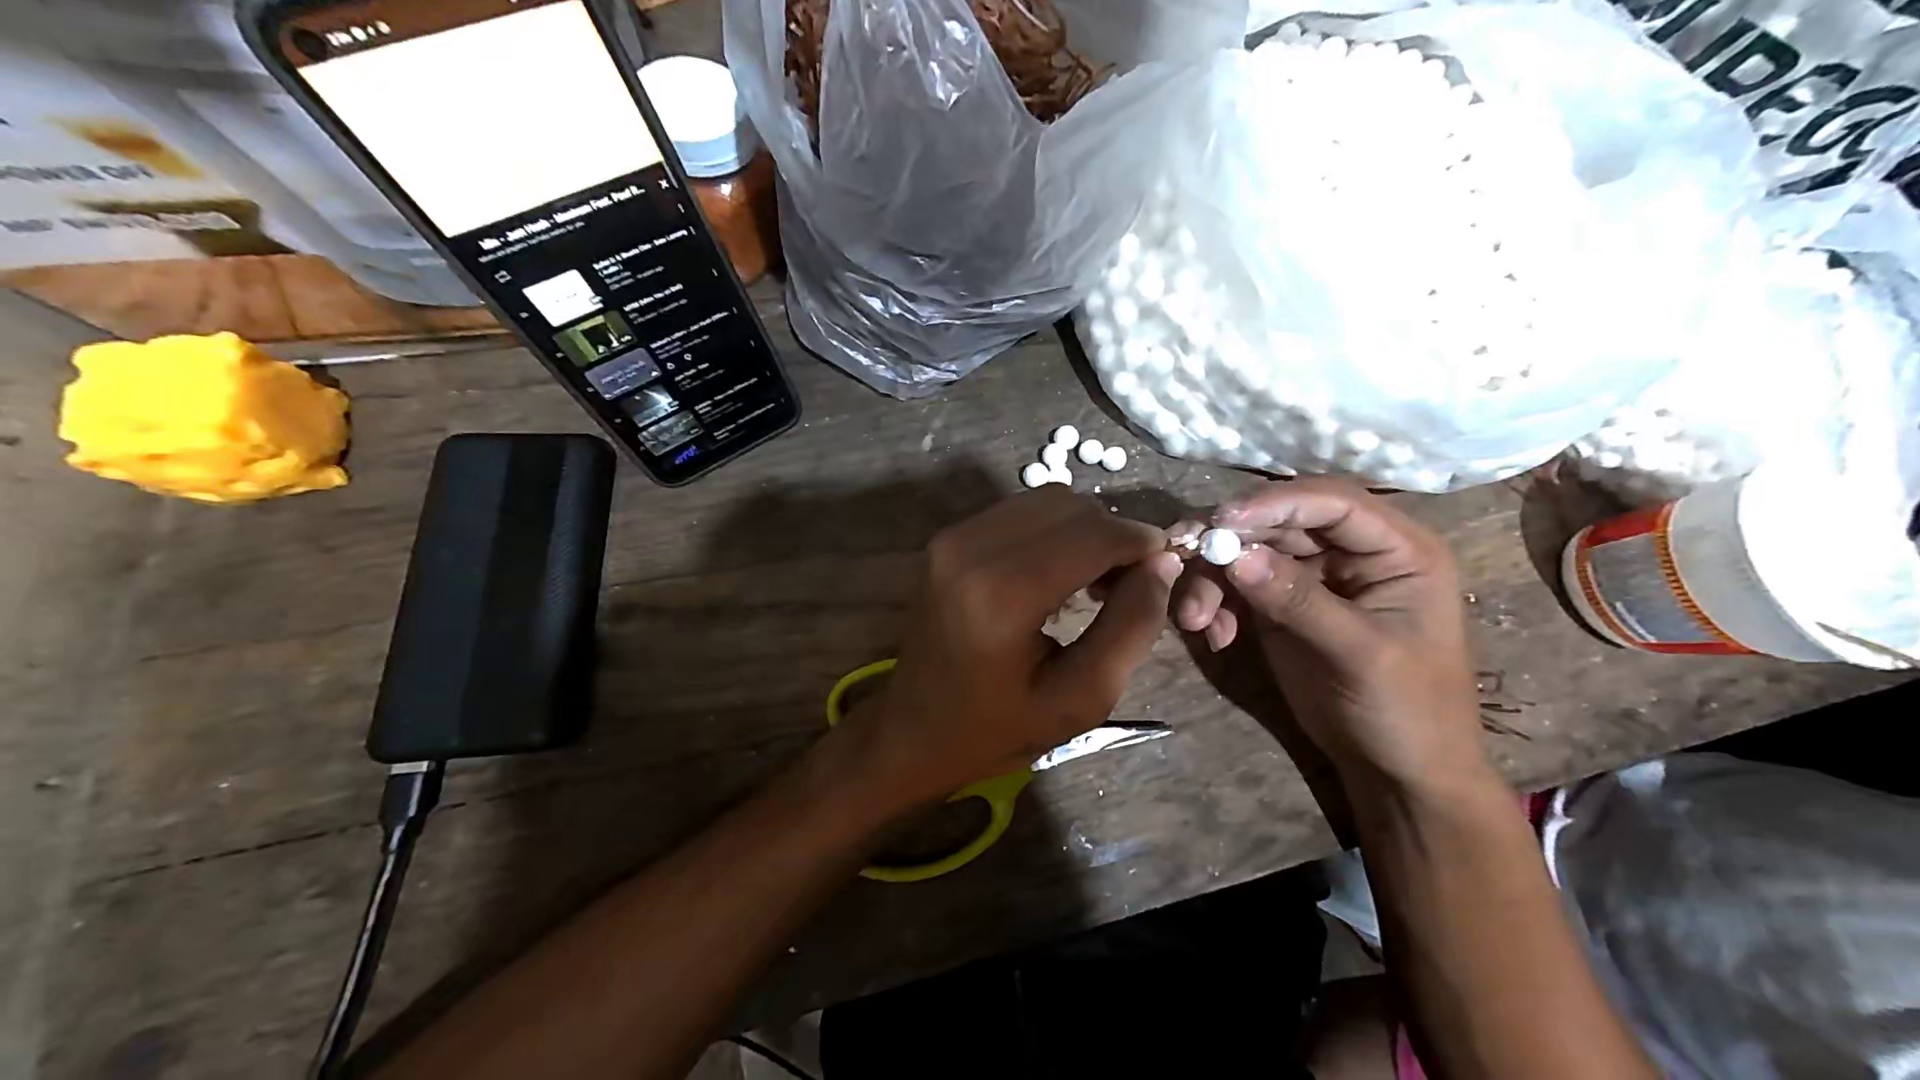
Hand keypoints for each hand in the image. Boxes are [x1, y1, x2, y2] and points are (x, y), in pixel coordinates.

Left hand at [847, 487, 1181, 807]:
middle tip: (1131, 584)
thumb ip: (1132, 626)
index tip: (1167, 567)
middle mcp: (972, 549)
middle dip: (1114, 535)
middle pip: (1071, 507)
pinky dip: (1053, 531)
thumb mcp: (1081, 698)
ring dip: (1085, 530)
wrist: (912, 730)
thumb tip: (1162, 563)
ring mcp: (953, 539)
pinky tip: (1061, 573)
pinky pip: (1019, 512)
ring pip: (1046, 501)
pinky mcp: (947, 539)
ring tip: (1098, 581)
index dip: (1141, 542)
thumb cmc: (997, 729)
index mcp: (1003, 594)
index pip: (1094, 534)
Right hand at [1170, 479, 1488, 796]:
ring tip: (1192, 619)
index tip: (1219, 522)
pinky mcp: (1280, 605)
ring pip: (1248, 552)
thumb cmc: (1406, 710)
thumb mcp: (1359, 654)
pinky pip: (1236, 586)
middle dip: (1228, 544)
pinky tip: (1213, 636)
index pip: (1330, 503)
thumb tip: (1235, 555)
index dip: (1274, 504)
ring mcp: (1311, 578)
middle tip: (1183, 560)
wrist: (1397, 771)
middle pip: (1277, 524)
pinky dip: (1216, 604)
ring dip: (1212, 579)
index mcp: (1395, 549)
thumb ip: (1298, 600)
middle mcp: (1350, 553)